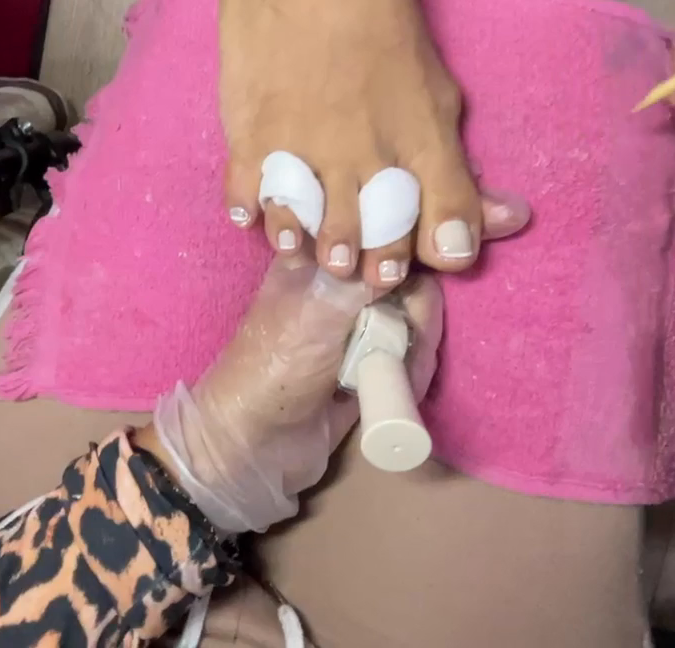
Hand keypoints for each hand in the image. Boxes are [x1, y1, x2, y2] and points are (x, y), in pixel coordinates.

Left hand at [144, 255, 442, 534]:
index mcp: (317, 258)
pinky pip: (410, 356)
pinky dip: (413, 369)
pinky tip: (399, 384)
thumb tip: (417, 249)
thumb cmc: (278, 362)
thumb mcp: (321, 306)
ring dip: (417, 342)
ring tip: (398, 366)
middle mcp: (339, 286)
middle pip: (402, 276)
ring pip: (411, 319)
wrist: (257, 442)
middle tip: (410, 329)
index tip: (410, 269)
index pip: (372, 232)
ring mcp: (356, 327)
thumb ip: (369, 273)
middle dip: (417, 305)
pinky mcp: (370, 366)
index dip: (401, 246)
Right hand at [218, 0, 523, 290]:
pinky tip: (254, 213)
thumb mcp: (436, 77)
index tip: (417, 258)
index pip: (443, 231)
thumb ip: (447, 152)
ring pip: (310, 233)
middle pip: (371, 243)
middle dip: (368, 263)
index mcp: (424, 140)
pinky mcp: (250, 131)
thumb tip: (474, 211)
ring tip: (307, 246)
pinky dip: (253, 213)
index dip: (432, 256)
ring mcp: (305, 148)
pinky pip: (249, 198)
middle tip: (354, 262)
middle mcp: (368, 157)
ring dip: (310, 246)